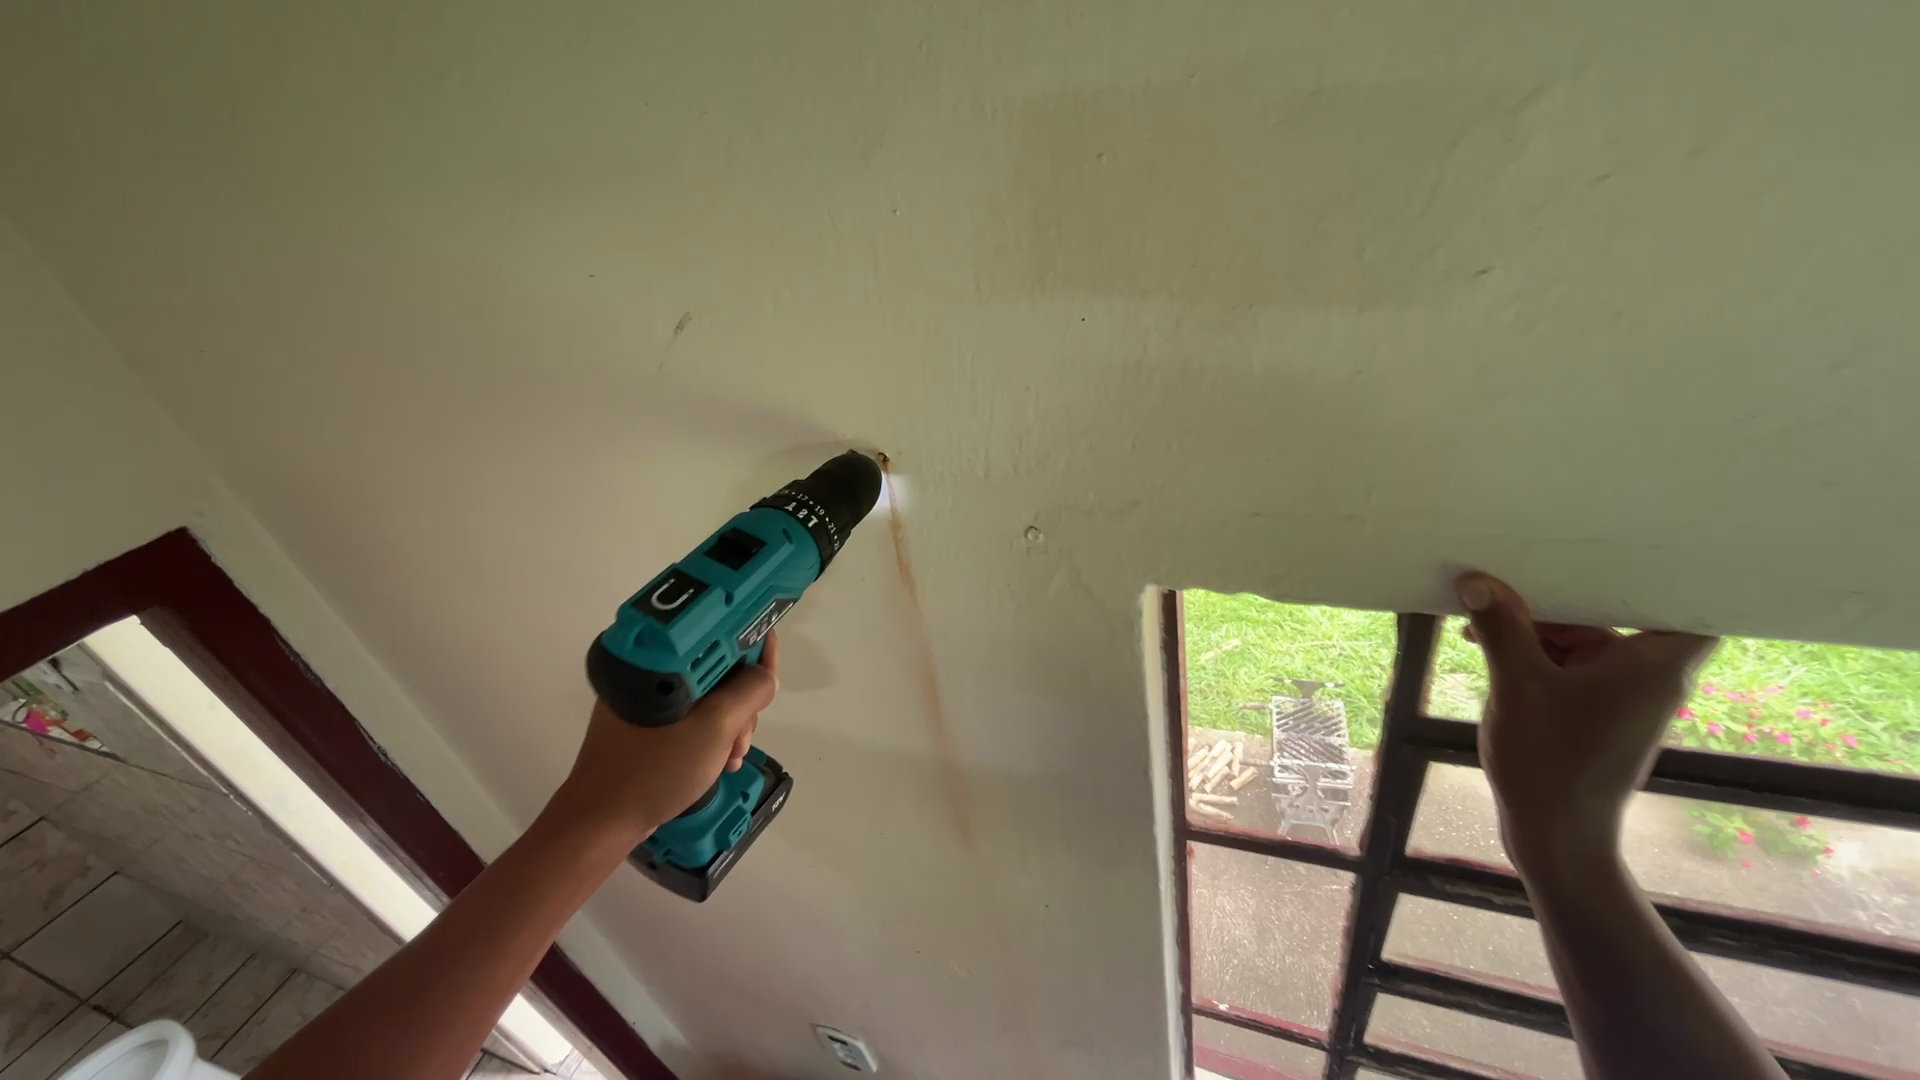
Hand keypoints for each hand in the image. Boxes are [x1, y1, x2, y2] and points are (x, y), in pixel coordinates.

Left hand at [555, 633, 779, 840]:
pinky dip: (712, 733)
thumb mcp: (715, 727)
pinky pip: (691, 715)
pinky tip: (721, 759)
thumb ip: (750, 692)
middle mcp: (649, 671)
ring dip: (731, 723)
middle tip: (743, 734)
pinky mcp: (646, 724)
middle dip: (742, 701)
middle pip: (716, 668)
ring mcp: (645, 701)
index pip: (715, 634)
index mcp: (656, 658)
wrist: (603, 822)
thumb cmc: (656, 768)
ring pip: (708, 696)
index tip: (770, 672)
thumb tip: (765, 677)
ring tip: (732, 755)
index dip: (750, 648)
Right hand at [1456, 573, 1716, 865]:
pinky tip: (1488, 649)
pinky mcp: (1597, 714)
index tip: (1607, 553)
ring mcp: (1623, 697)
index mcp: (1653, 665)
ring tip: (1481, 624)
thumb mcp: (1516, 683)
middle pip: (1613, 616)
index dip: (1655, 575)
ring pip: (1585, 641)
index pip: (1685, 604)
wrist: (1554, 832)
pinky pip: (1572, 667)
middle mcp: (1650, 676)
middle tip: (1508, 582)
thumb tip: (1476, 581)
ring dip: (1535, 630)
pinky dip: (1536, 656)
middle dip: (1557, 601)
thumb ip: (1500, 627)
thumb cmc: (1549, 759)